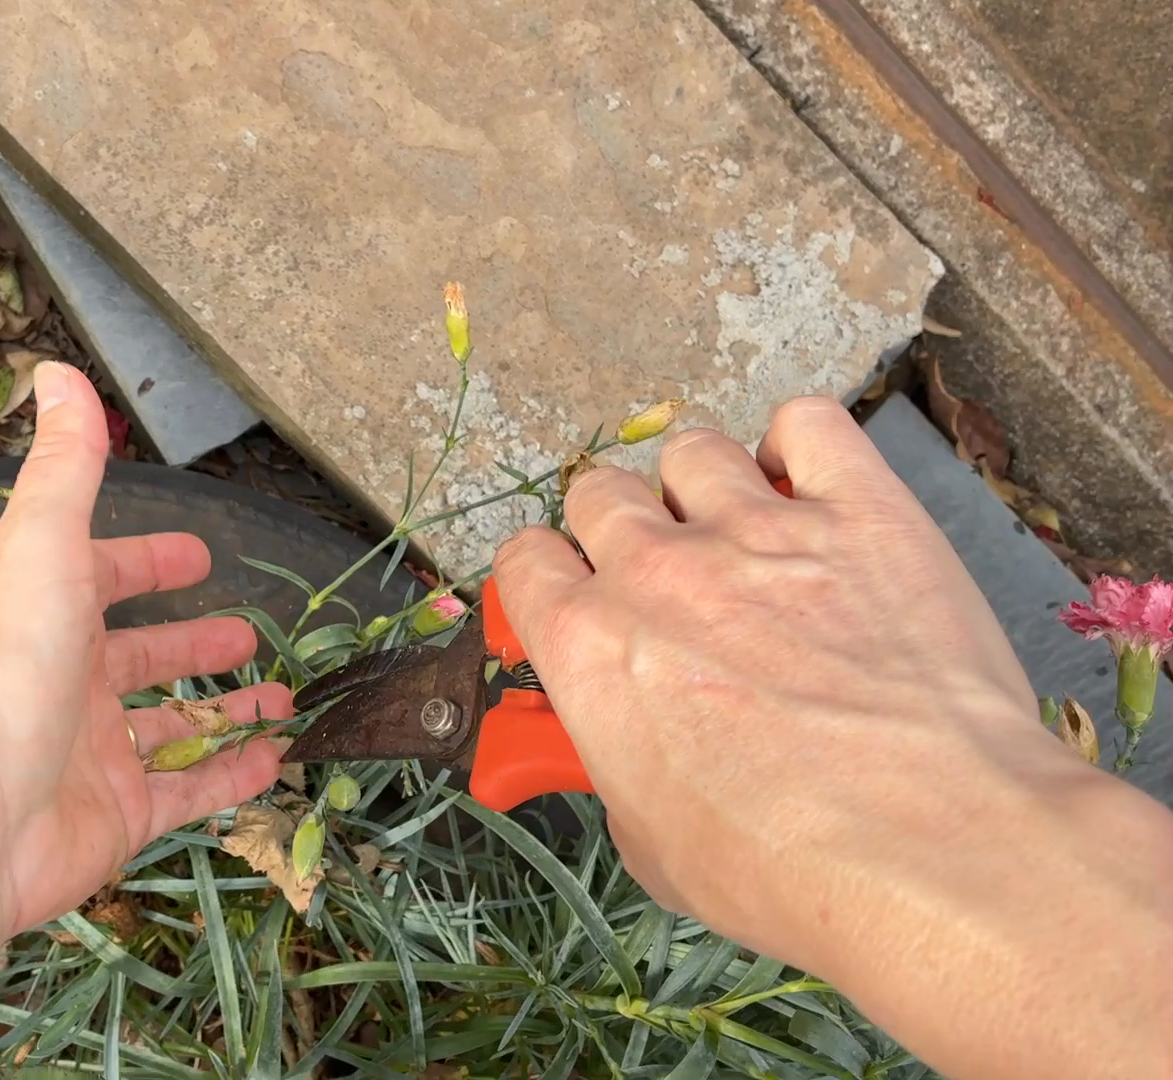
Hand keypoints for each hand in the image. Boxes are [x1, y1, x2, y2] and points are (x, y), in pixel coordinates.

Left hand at [0, 364, 289, 1078]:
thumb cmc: (11, 662)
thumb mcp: (44, 544)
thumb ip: (65, 464)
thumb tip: (58, 370)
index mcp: (50, 614)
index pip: (105, 578)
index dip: (150, 562)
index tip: (197, 558)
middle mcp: (68, 682)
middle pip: (142, 657)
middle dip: (194, 644)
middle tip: (247, 634)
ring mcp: (94, 753)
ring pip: (172, 725)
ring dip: (227, 711)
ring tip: (283, 699)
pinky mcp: (118, 816)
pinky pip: (187, 792)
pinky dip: (230, 776)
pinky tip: (277, 761)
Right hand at [491, 397, 1172, 1078]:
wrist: (937, 858)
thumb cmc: (766, 863)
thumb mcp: (638, 831)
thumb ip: (613, 756)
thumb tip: (630, 743)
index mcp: (582, 637)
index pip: (522, 556)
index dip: (542, 574)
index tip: (568, 593)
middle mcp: (650, 568)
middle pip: (595, 490)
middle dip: (610, 524)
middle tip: (651, 566)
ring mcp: (753, 530)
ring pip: (688, 449)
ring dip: (695, 483)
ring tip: (729, 524)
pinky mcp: (860, 515)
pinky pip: (808, 425)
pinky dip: (798, 444)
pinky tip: (805, 483)